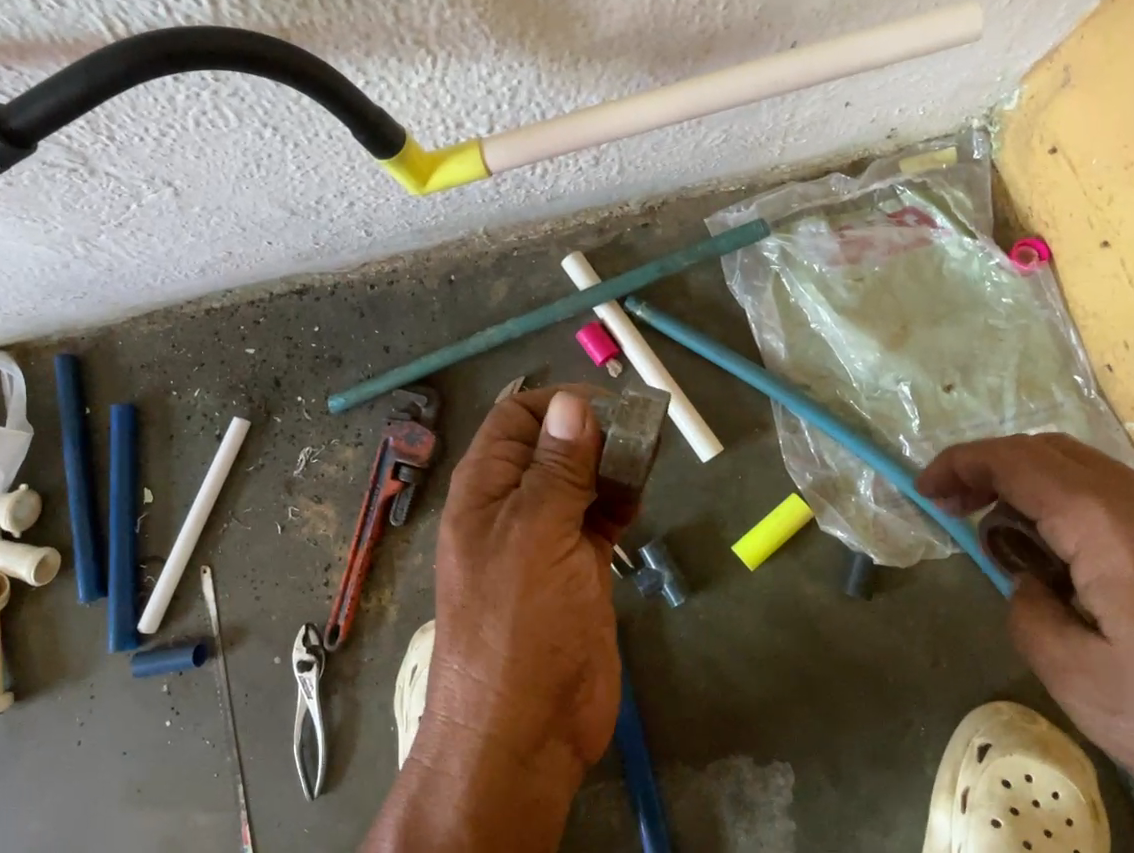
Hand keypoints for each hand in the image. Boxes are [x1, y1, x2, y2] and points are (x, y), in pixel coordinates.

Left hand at [366, 387, 623, 851]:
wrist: (523, 730)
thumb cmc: (518, 624)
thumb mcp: (535, 534)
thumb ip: (555, 469)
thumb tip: (570, 403)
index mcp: (486, 487)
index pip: (516, 418)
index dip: (558, 405)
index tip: (610, 408)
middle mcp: (512, 505)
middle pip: (552, 445)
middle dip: (592, 432)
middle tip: (642, 433)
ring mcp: (545, 538)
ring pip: (579, 480)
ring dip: (610, 464)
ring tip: (647, 459)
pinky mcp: (576, 568)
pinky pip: (597, 517)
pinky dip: (618, 501)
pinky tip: (638, 498)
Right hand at [919, 434, 1133, 851]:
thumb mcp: (1079, 680)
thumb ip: (1028, 613)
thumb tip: (1028, 585)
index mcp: (1112, 527)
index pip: (1016, 462)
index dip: (959, 465)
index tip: (923, 494)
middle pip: (1053, 451)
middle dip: (992, 468)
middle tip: (954, 509)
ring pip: (1091, 474)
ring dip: (1034, 489)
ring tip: (1006, 544)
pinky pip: (1124, 503)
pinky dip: (1073, 510)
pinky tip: (1068, 565)